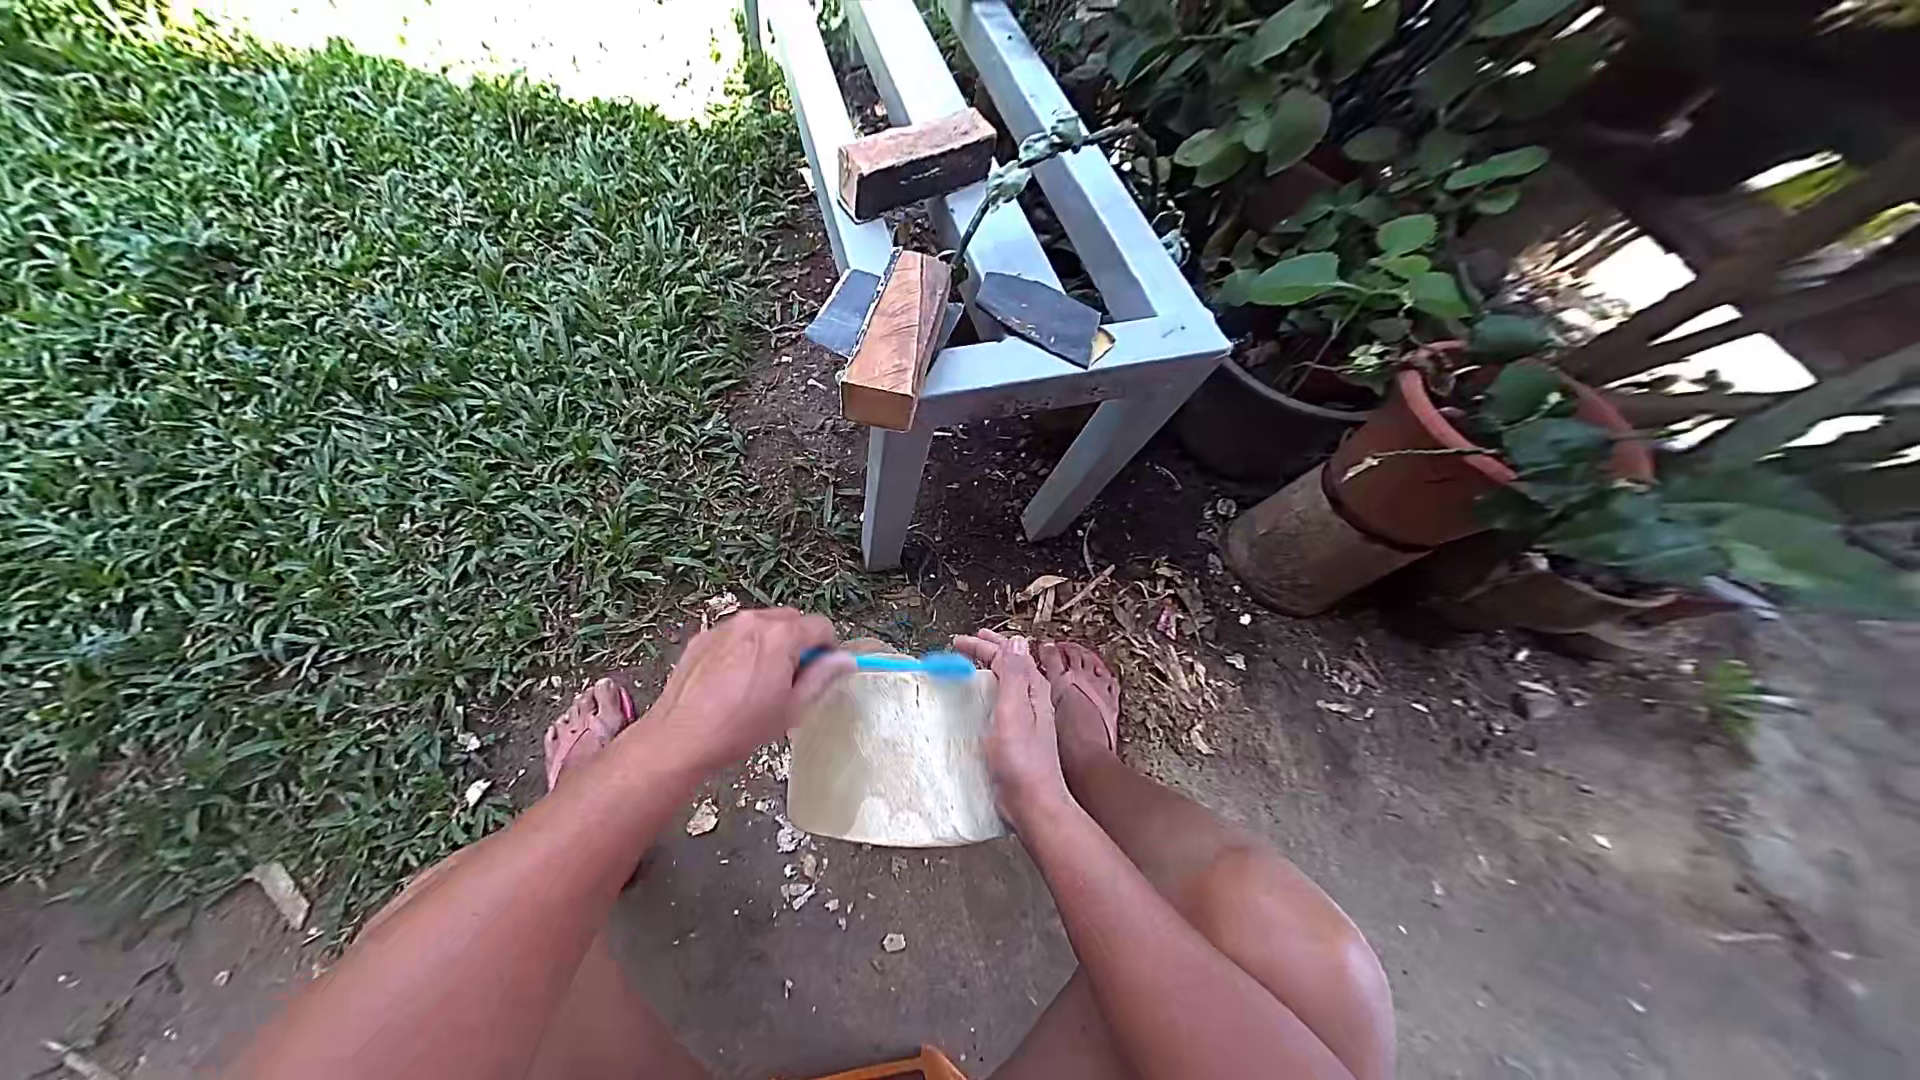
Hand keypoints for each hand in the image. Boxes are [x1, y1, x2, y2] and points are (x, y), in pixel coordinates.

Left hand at [638, 608, 854, 770]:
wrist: (680, 738)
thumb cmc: (737, 726)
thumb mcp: (793, 707)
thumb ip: (823, 677)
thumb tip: (843, 661)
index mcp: (781, 635)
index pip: (821, 626)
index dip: (827, 649)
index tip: (821, 670)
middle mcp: (753, 622)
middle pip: (792, 620)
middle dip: (799, 643)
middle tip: (792, 678)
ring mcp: (725, 627)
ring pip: (763, 625)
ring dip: (771, 644)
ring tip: (760, 682)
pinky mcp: (703, 638)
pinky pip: (736, 634)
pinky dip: (744, 648)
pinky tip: (735, 681)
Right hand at [953, 629, 1072, 824]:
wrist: (1034, 803)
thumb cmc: (1022, 761)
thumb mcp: (1013, 712)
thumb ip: (1014, 676)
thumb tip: (1017, 641)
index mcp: (1033, 689)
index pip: (1009, 654)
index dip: (985, 644)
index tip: (960, 641)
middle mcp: (1033, 699)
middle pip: (1010, 664)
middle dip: (988, 650)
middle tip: (965, 643)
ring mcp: (1027, 716)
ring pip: (1008, 680)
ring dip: (990, 667)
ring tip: (973, 662)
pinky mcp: (1019, 733)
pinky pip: (1004, 699)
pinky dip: (990, 688)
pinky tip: (982, 697)